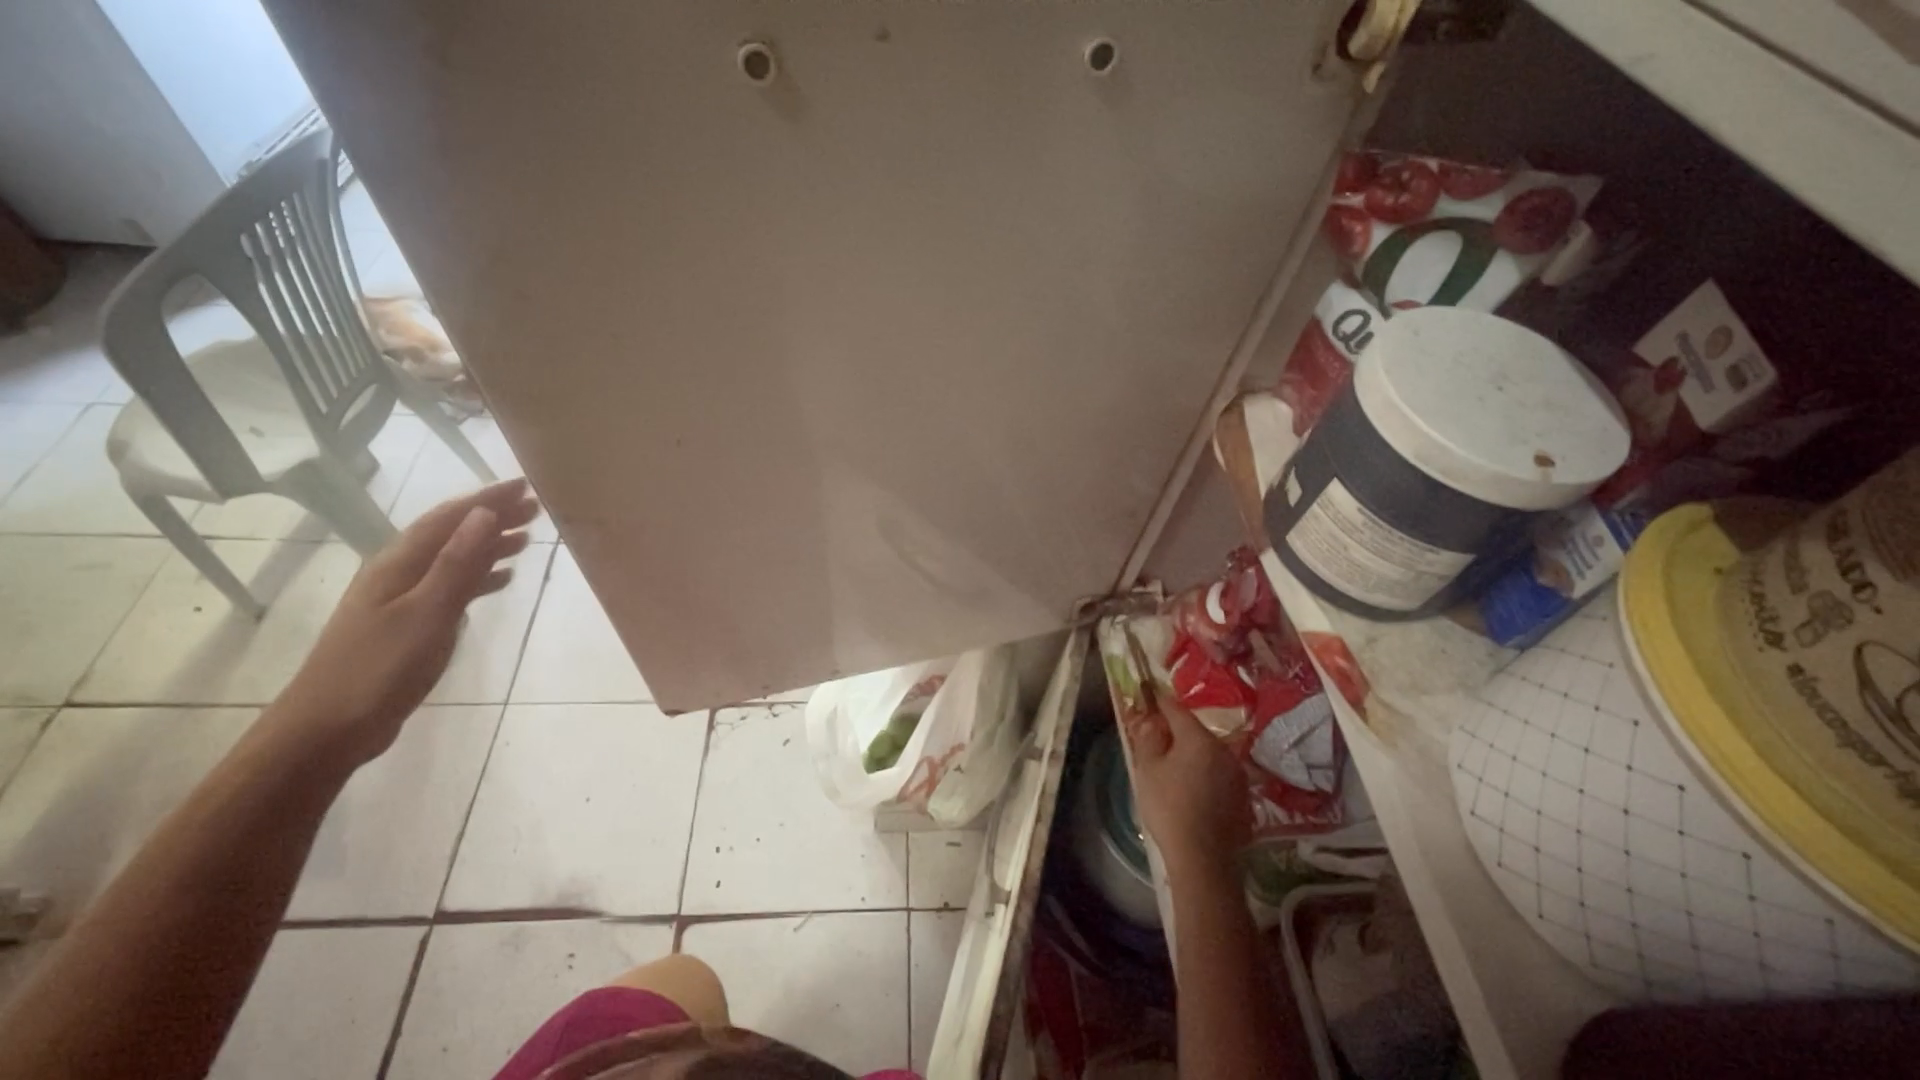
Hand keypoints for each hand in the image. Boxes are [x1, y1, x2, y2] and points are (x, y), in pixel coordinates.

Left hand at [270, 478, 539, 770]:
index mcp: (398, 564)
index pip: (450, 518)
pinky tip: (498, 582)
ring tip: (525, 540)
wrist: (327, 729)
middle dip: (492, 517)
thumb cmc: (378, 669)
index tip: (527, 485)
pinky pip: (449, 586)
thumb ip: (456, 563)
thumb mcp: (425, 613)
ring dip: (487, 545)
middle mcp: (397, 573)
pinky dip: (477, 577)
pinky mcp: (406, 625)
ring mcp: (400, 600)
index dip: (488, 499)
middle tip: (536, 509)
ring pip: (451, 560)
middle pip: (450, 534)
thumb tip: (485, 513)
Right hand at [1123, 701, 1250, 878]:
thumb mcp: (1148, 770)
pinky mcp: (1244, 798)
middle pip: (1196, 733)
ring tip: (1175, 769)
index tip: (1149, 696)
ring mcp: (1238, 776)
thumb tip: (1152, 720)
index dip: (1160, 702)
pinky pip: (1220, 777)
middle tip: (1157, 739)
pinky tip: (1194, 792)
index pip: (1177, 710)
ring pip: (1211, 755)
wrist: (1203, 858)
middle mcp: (1225, 751)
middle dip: (1177, 732)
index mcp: (1199, 739)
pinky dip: (1206, 776)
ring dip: (1194, 756)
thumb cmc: (1169, 808)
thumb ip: (1148, 739)